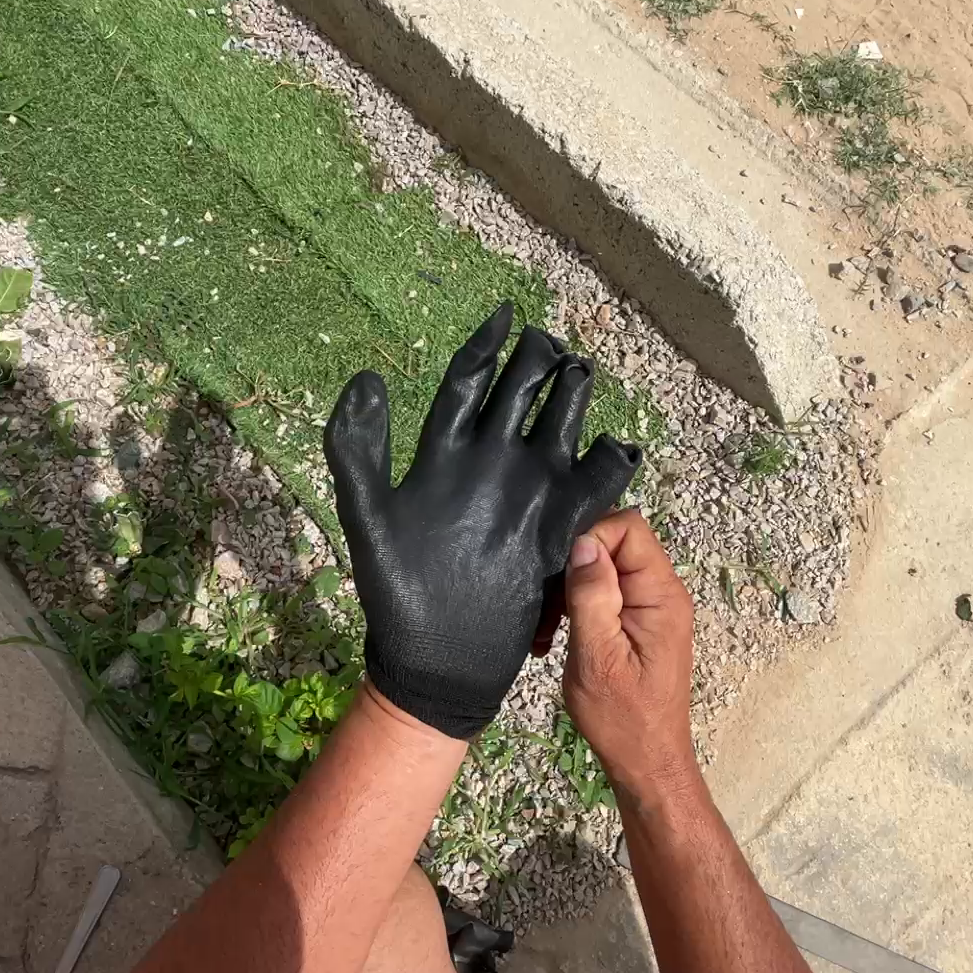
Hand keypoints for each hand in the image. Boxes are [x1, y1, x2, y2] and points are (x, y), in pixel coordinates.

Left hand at [325, 303, 641, 737]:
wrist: (438, 658)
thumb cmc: (397, 588)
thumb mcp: (367, 515)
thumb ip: (358, 448)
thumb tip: (366, 376)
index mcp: (447, 453)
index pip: (468, 381)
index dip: (484, 345)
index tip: (502, 314)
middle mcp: (491, 463)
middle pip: (519, 393)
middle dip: (536, 361)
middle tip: (549, 344)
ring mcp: (528, 492)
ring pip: (558, 425)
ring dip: (571, 395)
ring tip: (579, 372)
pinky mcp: (559, 527)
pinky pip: (593, 485)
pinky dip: (608, 464)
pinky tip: (614, 447)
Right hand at [562, 509, 696, 797]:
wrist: (645, 762)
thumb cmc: (621, 717)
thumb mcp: (597, 656)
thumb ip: (592, 596)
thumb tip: (583, 542)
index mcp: (661, 594)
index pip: (629, 528)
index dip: (592, 537)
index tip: (563, 573)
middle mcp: (662, 591)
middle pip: (615, 543)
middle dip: (575, 565)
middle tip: (549, 607)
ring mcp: (650, 606)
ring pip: (604, 567)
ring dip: (570, 590)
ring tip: (548, 628)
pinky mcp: (636, 620)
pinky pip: (604, 591)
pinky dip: (576, 606)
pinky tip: (556, 634)